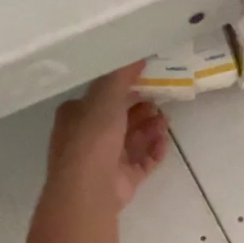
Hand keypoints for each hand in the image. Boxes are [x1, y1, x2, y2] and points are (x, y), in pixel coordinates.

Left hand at [48, 61, 169, 208]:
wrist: (90, 188)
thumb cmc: (92, 137)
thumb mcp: (105, 97)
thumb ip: (121, 75)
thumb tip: (137, 54)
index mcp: (77, 115)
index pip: (102, 98)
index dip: (124, 89)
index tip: (147, 80)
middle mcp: (89, 137)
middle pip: (121, 119)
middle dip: (142, 109)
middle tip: (162, 100)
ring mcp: (106, 161)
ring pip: (133, 140)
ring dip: (150, 128)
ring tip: (166, 120)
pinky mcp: (123, 180)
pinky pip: (142, 162)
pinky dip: (154, 151)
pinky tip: (164, 142)